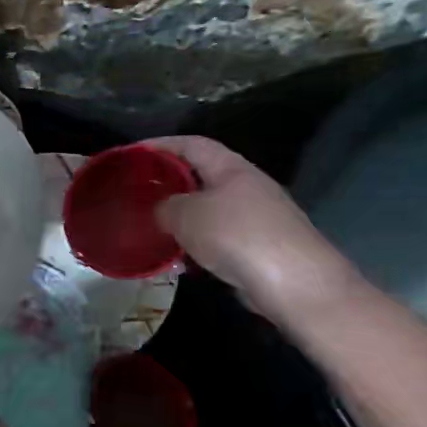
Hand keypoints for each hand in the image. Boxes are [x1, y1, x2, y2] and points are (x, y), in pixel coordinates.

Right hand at [147, 136, 363, 320]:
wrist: (293, 281)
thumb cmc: (236, 235)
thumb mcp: (188, 215)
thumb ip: (166, 207)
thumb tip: (162, 210)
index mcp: (231, 167)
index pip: (192, 144)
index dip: (162, 145)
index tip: (133, 153)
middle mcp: (247, 186)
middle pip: (203, 177)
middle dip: (172, 184)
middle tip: (140, 194)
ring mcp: (257, 218)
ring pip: (210, 212)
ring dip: (184, 220)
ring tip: (154, 231)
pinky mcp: (260, 248)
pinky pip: (220, 240)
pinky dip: (199, 246)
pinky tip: (183, 262)